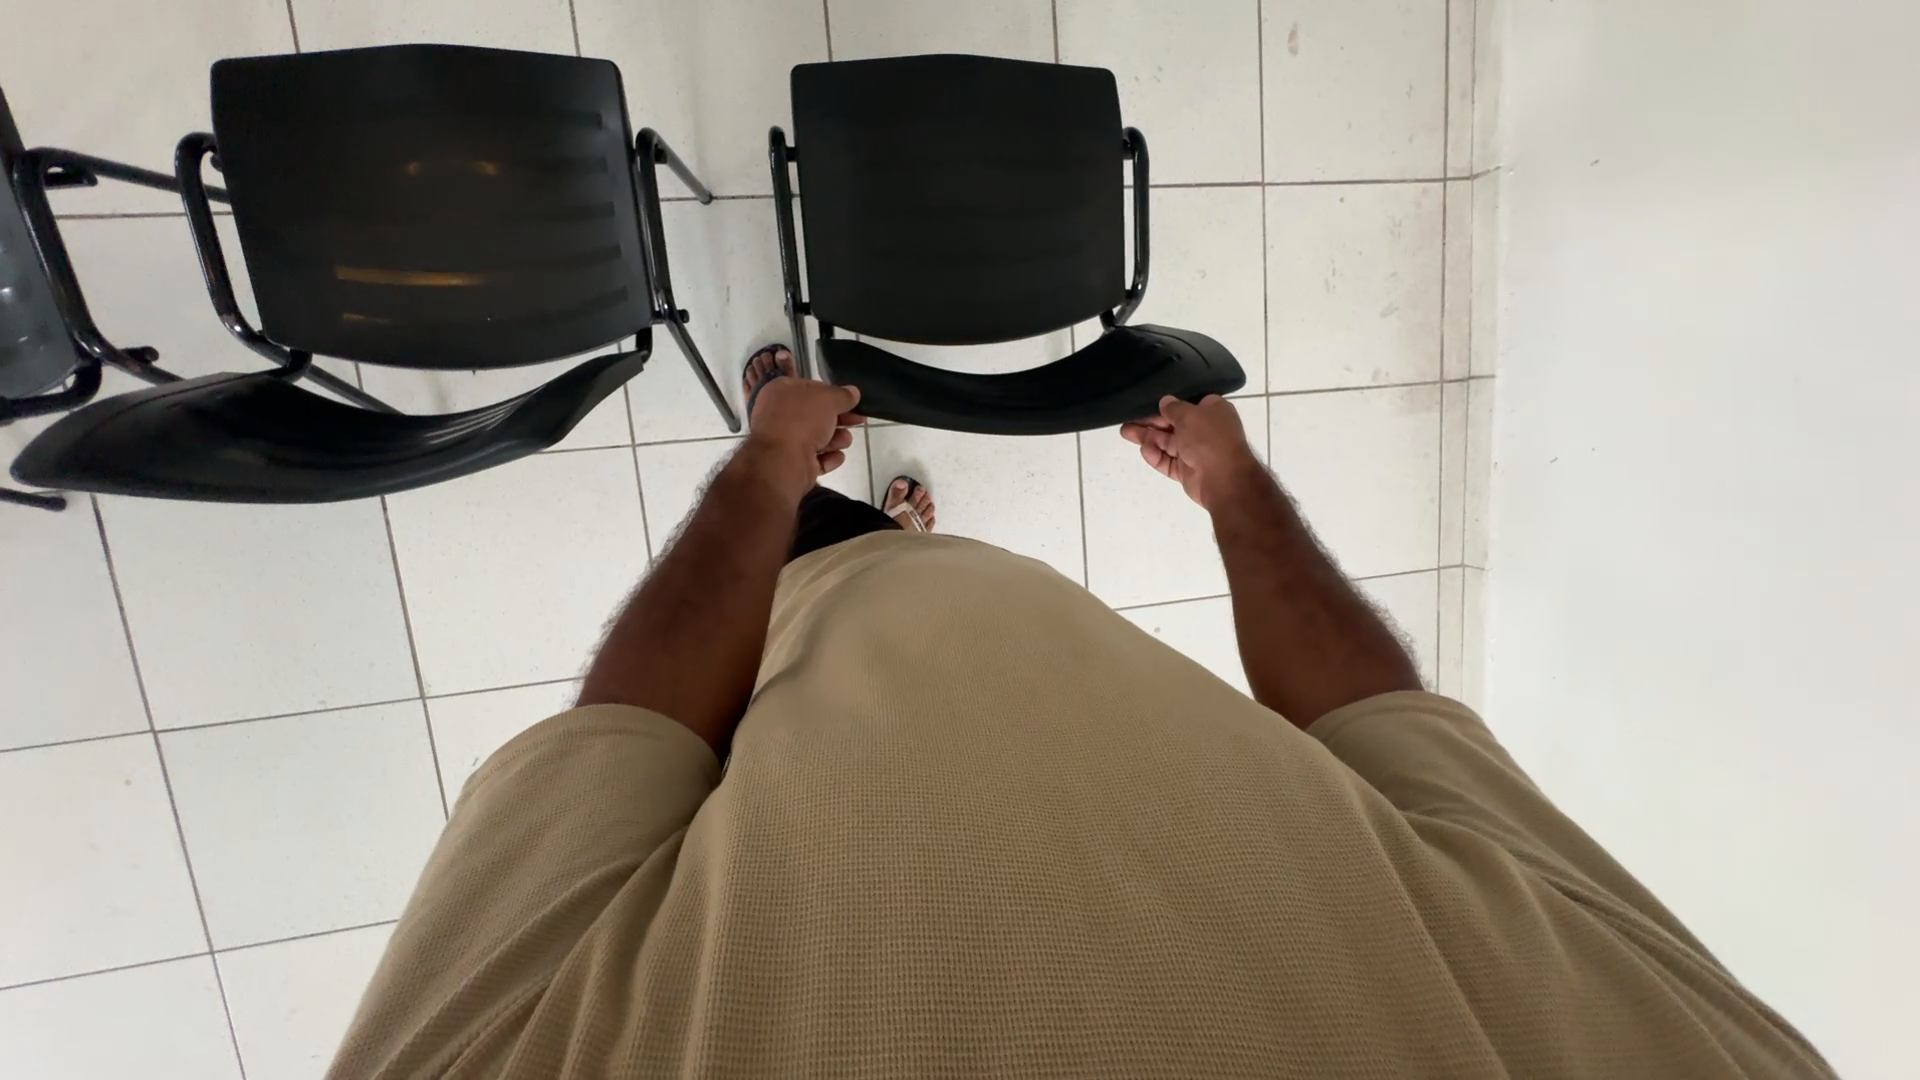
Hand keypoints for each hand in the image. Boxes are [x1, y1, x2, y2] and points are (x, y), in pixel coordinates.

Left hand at [740, 377, 863, 499]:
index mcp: (781, 392)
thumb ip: (843, 395)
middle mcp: (779, 415)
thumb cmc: (802, 419)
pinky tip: (838, 457)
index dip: (833, 395)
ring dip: (835, 439)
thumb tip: (853, 392)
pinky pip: (814, 459)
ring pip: (816, 438)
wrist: (782, 459)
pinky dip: (828, 458)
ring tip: (846, 441)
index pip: (811, 389)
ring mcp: (784, 441)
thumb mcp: (828, 398)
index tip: (851, 401)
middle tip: (859, 420)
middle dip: (839, 419)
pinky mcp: (792, 464)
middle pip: (815, 416)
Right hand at [1120, 395, 1263, 510]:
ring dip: (1147, 438)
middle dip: (1150, 423)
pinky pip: (1167, 461)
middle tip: (1128, 420)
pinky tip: (1144, 450)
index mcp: (1212, 412)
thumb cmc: (1209, 438)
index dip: (1167, 405)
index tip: (1147, 404)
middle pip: (1172, 424)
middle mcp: (1204, 430)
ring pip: (1166, 443)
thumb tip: (1165, 402)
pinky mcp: (1185, 470)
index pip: (1186, 405)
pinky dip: (1156, 455)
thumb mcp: (1189, 414)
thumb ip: (1173, 407)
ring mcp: (1194, 452)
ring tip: (1125, 433)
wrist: (1222, 478)